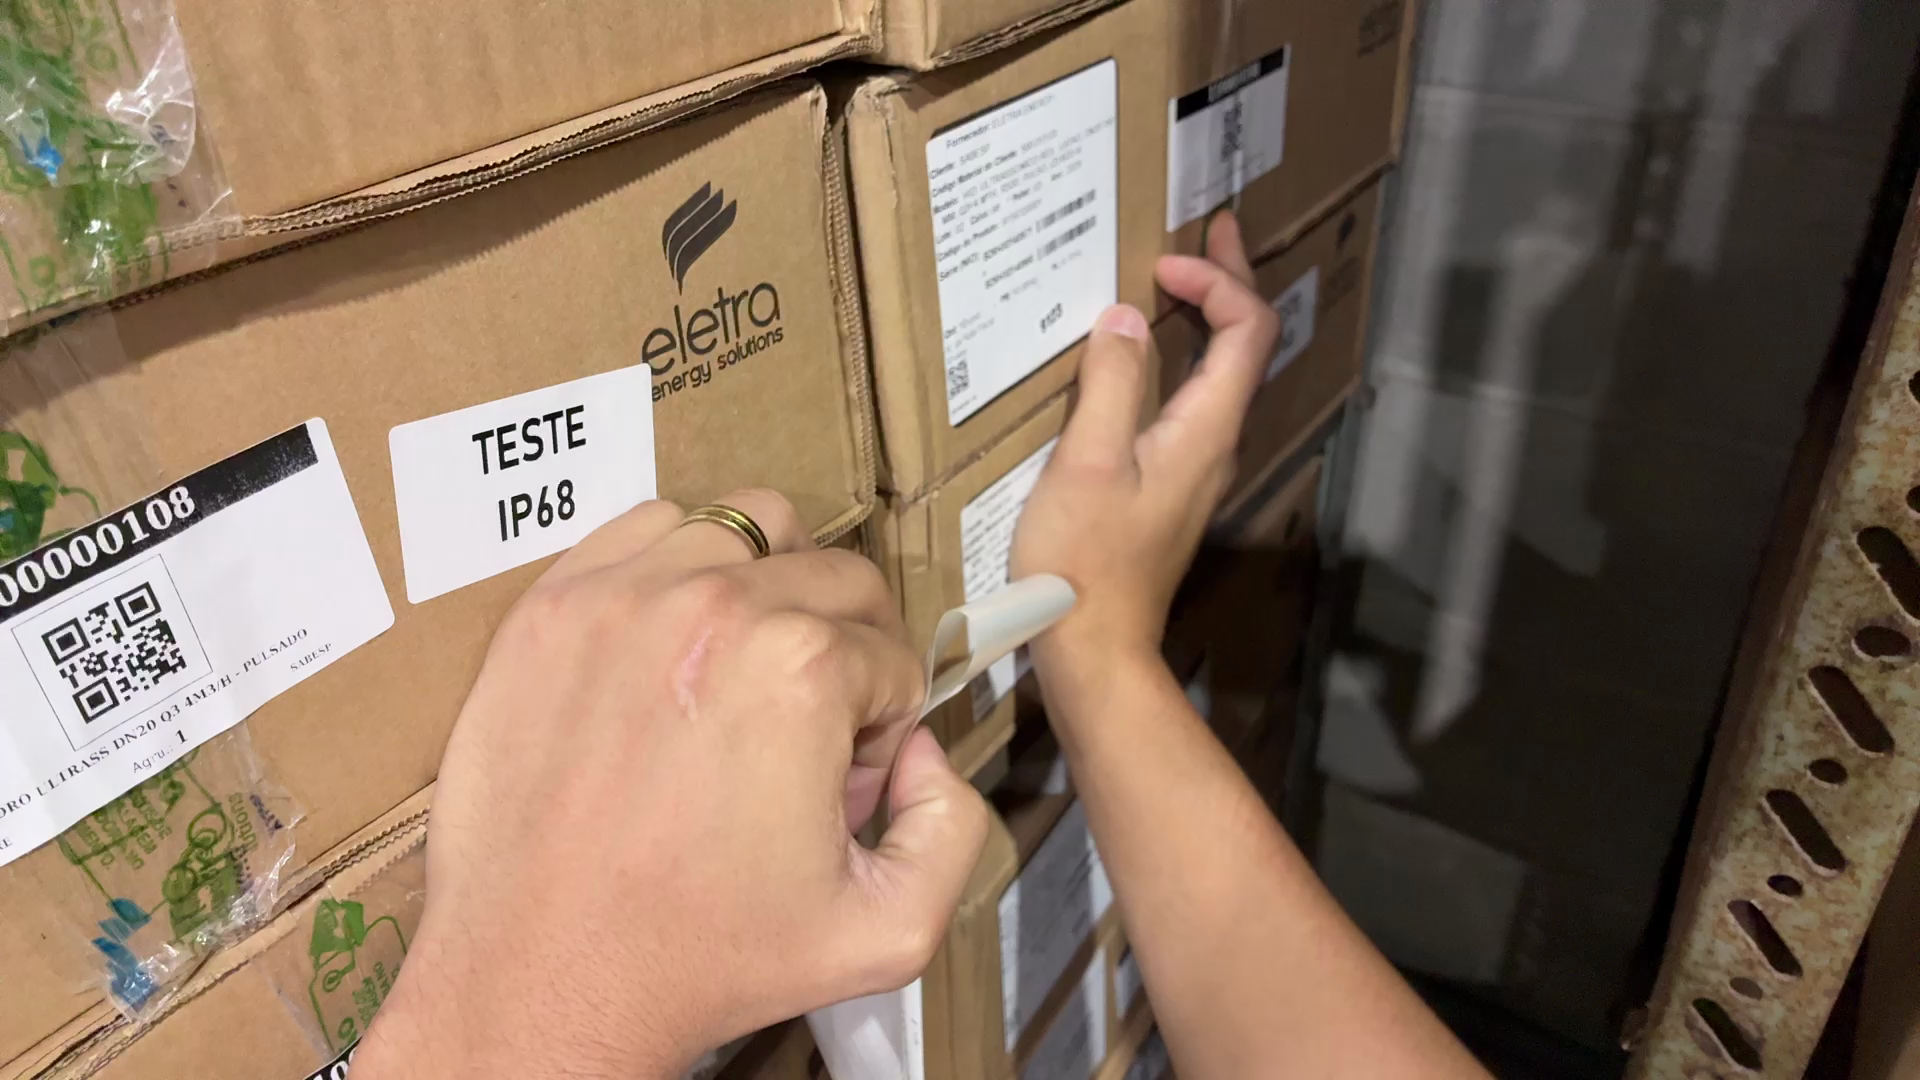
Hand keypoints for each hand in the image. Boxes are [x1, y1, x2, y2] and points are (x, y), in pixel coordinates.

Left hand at [352, 490, 989, 1079]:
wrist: (538, 986)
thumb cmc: (712, 957)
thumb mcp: (889, 928)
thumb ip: (953, 823)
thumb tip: (924, 745)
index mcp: (805, 670)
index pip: (892, 657)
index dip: (883, 723)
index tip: (841, 777)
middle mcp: (723, 606)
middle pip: (843, 581)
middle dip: (852, 648)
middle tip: (811, 722)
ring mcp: (630, 591)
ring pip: (759, 529)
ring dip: (781, 587)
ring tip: (752, 661)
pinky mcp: (558, 601)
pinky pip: (657, 525)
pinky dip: (690, 561)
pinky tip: (681, 632)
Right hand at [1011, 212, 1279, 669]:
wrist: (1093, 643)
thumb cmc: (1084, 558)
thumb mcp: (1086, 462)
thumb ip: (1109, 383)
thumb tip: (1124, 318)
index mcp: (1205, 430)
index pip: (1247, 330)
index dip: (1216, 282)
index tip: (1160, 266)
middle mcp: (1215, 446)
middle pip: (1245, 349)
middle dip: (1227, 285)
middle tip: (1208, 233)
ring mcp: (1195, 471)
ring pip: (1219, 379)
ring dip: (1205, 323)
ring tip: (1176, 285)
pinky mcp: (1169, 489)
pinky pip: (1189, 408)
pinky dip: (1177, 364)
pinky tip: (1141, 363)